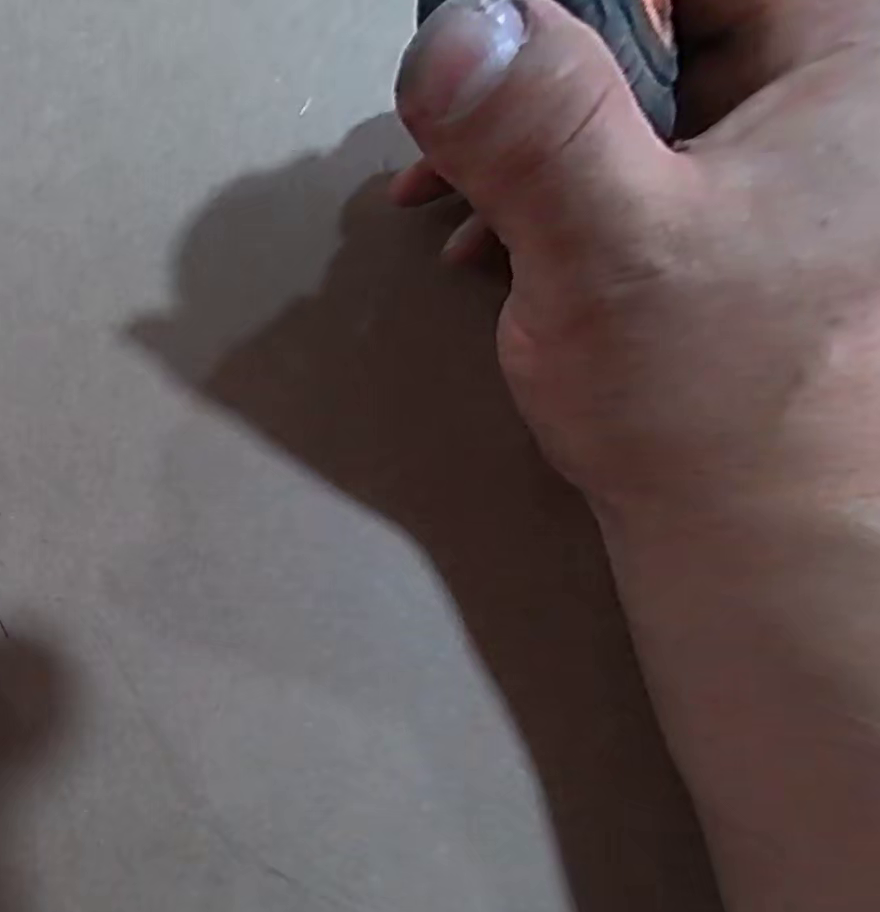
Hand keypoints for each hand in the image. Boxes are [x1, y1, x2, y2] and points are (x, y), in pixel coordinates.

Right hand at [393, 0, 879, 523]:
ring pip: (611, 109)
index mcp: (844, 58)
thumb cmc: (696, 378)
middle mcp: (812, 92)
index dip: (566, 16)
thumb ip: (537, 137)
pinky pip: (600, 173)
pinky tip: (482, 247)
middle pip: (644, 39)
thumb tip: (452, 32)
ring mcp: (751, 161)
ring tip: (440, 204)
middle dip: (520, 92)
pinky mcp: (694, 221)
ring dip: (508, 152)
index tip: (469, 71)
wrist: (734, 497)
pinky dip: (526, 200)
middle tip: (438, 147)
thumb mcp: (605, 247)